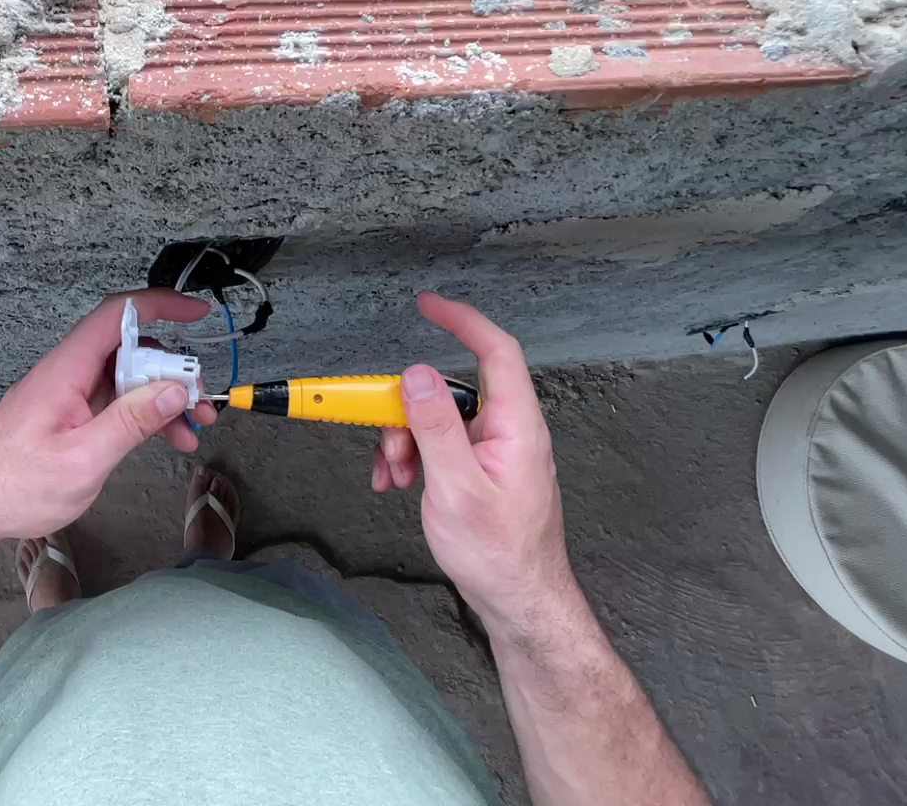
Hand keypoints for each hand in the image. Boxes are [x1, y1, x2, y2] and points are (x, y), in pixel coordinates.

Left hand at [0, 288, 219, 548]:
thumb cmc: (10, 487)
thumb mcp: (82, 460)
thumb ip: (130, 422)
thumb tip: (172, 390)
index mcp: (66, 370)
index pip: (117, 315)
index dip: (160, 304)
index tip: (195, 311)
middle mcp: (67, 373)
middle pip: (130, 349)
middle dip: (173, 369)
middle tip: (201, 402)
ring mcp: (68, 394)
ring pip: (126, 377)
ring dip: (162, 397)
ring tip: (191, 428)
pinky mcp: (69, 414)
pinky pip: (114, 400)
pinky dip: (142, 414)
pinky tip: (164, 437)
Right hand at [373, 293, 579, 632]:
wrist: (516, 601)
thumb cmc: (499, 554)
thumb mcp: (457, 487)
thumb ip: (436, 425)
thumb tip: (417, 374)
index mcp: (515, 426)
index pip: (496, 352)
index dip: (463, 321)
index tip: (429, 305)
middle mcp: (505, 430)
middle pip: (448, 389)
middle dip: (407, 410)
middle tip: (390, 442)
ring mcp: (490, 448)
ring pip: (434, 417)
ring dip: (404, 439)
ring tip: (397, 474)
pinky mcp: (475, 465)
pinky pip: (436, 441)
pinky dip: (411, 456)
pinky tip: (401, 481)